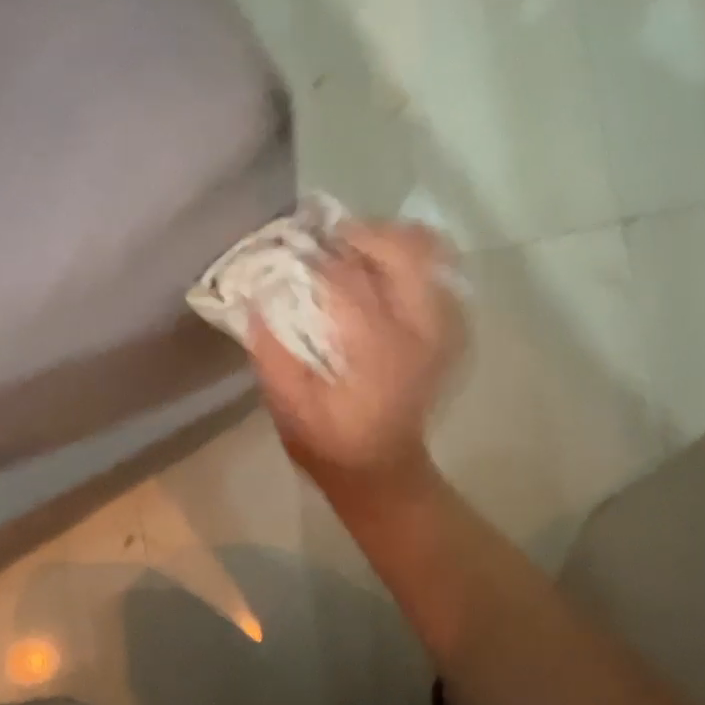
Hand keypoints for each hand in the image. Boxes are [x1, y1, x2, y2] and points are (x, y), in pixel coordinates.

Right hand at [249, 220, 467, 488]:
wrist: (382, 470)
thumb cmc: (329, 442)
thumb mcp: (289, 407)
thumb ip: (271, 354)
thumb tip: (255, 300)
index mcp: (378, 349)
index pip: (347, 278)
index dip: (314, 259)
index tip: (287, 253)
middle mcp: (420, 330)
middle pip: (403, 249)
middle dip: (361, 234)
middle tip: (327, 241)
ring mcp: (442, 329)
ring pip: (431, 253)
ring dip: (391, 240)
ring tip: (355, 248)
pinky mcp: (449, 331)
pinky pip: (441, 273)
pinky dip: (413, 259)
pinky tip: (382, 270)